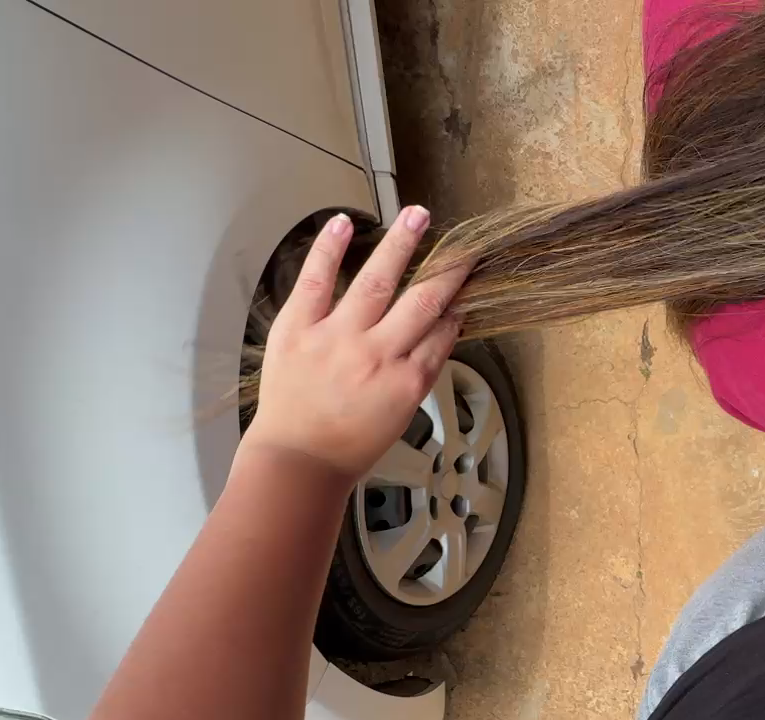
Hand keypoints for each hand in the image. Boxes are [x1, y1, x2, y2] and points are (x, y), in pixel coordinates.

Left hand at [242, 207, 472, 482]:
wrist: (299, 459)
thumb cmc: (351, 445)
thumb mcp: (401, 413)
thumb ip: (417, 372)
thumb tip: (435, 336)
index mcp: (409, 381)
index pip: (443, 333)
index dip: (457, 307)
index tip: (466, 288)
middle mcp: (379, 355)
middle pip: (422, 302)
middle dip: (447, 270)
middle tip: (463, 246)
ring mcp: (338, 338)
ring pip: (376, 281)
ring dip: (401, 244)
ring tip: (418, 215)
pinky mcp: (298, 329)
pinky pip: (316, 281)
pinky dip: (329, 250)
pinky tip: (345, 224)